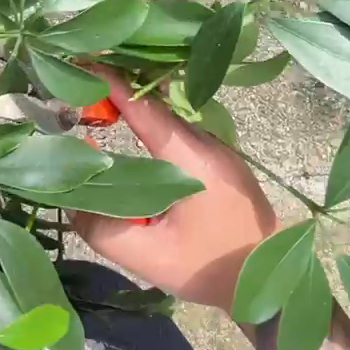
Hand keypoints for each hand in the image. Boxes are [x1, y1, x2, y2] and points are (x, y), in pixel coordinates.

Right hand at [69, 65, 278, 310]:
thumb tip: (72, 196)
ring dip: (133, 104)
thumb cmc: (212, 268)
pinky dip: (149, 120)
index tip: (78, 65)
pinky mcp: (221, 159)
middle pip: (154, 103)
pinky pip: (178, 128)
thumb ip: (103, 229)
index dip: (109, 82)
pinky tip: (130, 128)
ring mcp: (217, 148)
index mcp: (189, 157)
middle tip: (76, 83)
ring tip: (95, 102)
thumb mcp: (150, 259)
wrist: (277, 284)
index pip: (143, 106)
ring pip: (167, 115)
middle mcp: (205, 142)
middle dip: (114, 88)